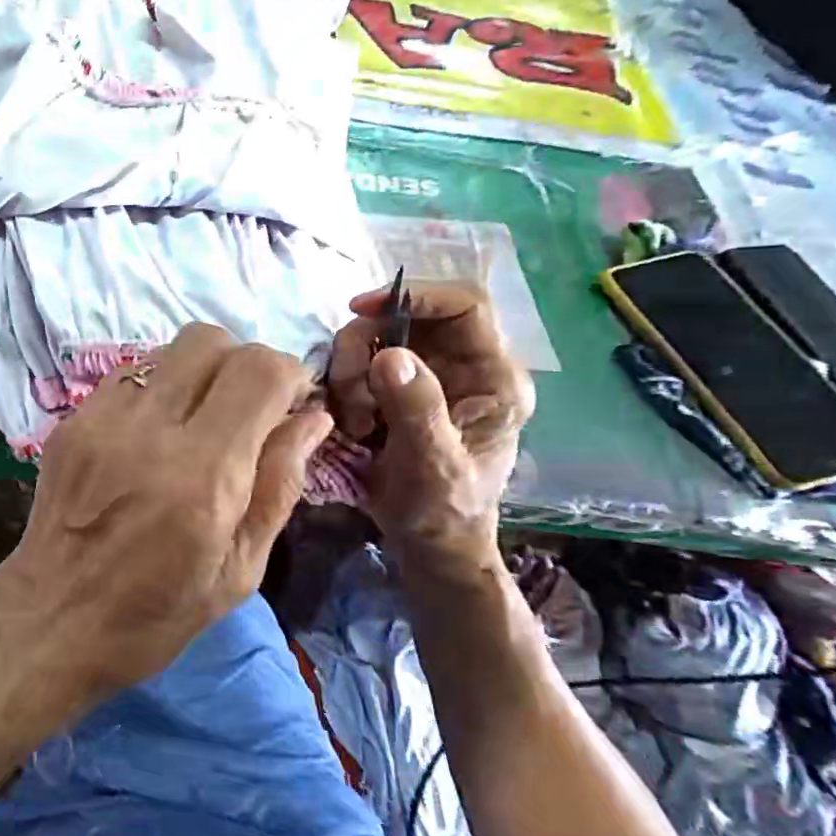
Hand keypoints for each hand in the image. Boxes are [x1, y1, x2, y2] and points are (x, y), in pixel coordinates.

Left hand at [0, 324, 332, 777]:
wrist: (53, 618)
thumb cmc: (156, 613)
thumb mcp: (240, 568)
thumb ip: (280, 483)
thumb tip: (312, 416)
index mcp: (203, 474)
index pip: (259, 370)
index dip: (288, 375)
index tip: (290, 407)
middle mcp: (148, 430)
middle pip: (208, 340)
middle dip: (242, 364)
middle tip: (246, 410)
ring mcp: (100, 419)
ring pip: (164, 351)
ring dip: (197, 374)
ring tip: (198, 423)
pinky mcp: (70, 422)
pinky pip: (126, 377)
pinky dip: (154, 390)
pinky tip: (152, 435)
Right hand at [327, 282, 534, 578]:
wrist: (428, 540)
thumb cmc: (443, 509)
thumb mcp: (433, 465)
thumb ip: (417, 410)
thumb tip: (390, 355)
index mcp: (493, 377)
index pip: (465, 306)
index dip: (415, 296)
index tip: (362, 310)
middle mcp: (461, 366)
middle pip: (404, 318)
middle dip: (364, 348)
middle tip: (351, 396)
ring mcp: (425, 376)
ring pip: (372, 339)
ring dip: (349, 373)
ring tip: (354, 422)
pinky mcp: (394, 388)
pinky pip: (357, 363)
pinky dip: (342, 385)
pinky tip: (350, 421)